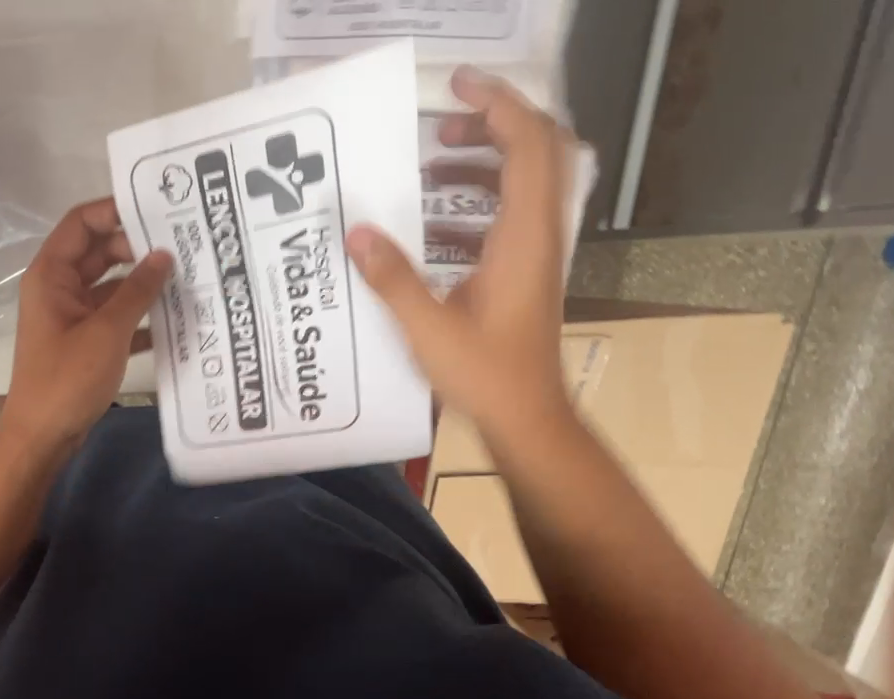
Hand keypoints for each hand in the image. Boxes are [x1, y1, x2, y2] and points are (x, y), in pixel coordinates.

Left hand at [2, 198, 172, 454]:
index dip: (116, 210)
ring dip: (144, 285)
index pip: (82, 223)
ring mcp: (71, 317)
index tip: (159, 209)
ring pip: (111, 287)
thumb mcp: (107, 331)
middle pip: (100, 252)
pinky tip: (175, 322)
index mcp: (52, 275)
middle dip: (138, 247)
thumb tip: (163, 255)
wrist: (42, 436)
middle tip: (184, 244)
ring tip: (189, 278)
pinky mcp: (84, 344)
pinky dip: (140, 319)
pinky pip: (115, 319)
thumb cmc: (67, 379)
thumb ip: (137, 290)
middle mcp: (59, 289)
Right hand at [347, 67, 579, 442]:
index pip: (526, 144)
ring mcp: (533, 256)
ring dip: (479, 165)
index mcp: (523, 237)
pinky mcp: (521, 276)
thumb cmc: (483, 374)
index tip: (454, 86)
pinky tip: (426, 228)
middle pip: (535, 152)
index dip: (496, 103)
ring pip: (521, 185)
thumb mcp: (427, 327)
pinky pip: (504, 220)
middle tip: (439, 125)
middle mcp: (537, 235)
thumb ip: (392, 277)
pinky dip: (471, 208)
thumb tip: (356, 232)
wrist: (525, 416)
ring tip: (427, 167)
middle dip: (490, 126)